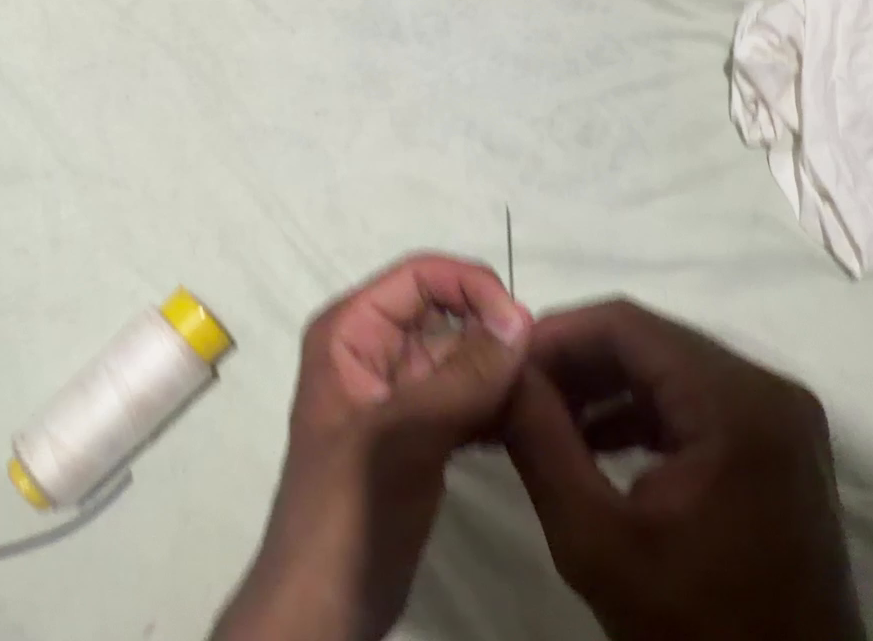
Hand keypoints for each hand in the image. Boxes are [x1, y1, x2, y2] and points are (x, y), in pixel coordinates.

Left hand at [211, 255, 531, 640]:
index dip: (472, 287)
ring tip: (543, 396)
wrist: (326, 596)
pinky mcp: (420, 430)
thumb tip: (521, 318)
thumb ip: (462, 376)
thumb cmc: (348, 504)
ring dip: (501, 370)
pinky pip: (466, 396)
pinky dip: (495, 403)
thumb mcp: (402, 434)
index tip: (524, 326)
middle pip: (446, 313)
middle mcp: (372, 348)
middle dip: (494, 332)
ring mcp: (397, 391)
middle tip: (546, 370)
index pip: (420, 276)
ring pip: (461, 356)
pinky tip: (526, 423)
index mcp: (351, 330)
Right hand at [503, 300, 864, 640]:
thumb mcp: (592, 536)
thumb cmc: (691, 624)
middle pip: (647, 339)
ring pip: (664, 363)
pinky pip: (690, 396)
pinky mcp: (773, 441)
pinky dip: (634, 408)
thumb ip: (538, 439)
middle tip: (513, 391)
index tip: (500, 364)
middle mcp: (767, 390)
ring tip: (539, 416)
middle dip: (572, 360)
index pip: (625, 325)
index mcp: (735, 404)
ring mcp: (777, 414)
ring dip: (599, 383)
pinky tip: (589, 440)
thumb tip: (501, 369)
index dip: (553, 334)